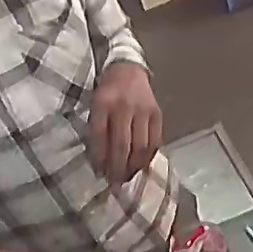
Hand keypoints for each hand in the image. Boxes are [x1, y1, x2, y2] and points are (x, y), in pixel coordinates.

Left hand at [90, 61, 162, 183]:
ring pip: (141, 146)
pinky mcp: (157, 114)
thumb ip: (96, 129)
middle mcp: (124, 107)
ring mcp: (143, 110)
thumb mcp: (95, 105)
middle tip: (115, 183)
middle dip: (118, 167)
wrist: (127, 68)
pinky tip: (141, 165)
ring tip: (128, 177)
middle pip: (122, 144)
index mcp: (103, 103)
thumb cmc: (107, 91)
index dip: (100, 158)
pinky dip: (148, 156)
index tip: (99, 174)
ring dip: (134, 166)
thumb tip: (100, 161)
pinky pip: (155, 141)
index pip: (100, 137)